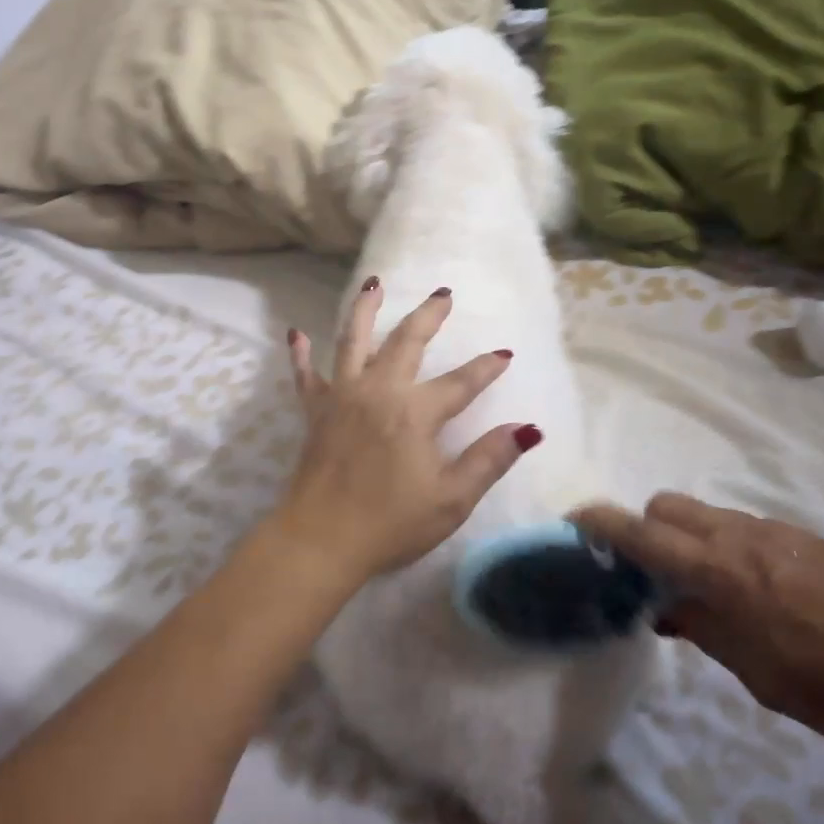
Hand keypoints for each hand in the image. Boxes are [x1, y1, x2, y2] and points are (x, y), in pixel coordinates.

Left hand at [273, 278, 540, 581]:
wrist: (322, 539)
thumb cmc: (392, 523)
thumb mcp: (452, 499)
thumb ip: (489, 459)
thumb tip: (527, 428)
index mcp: (416, 412)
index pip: (461, 382)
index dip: (485, 368)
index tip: (503, 354)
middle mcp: (378, 391)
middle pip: (406, 342)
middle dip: (428, 316)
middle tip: (444, 295)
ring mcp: (342, 397)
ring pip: (353, 341)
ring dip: (365, 310)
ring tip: (374, 284)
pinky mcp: (315, 412)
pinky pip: (306, 375)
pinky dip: (300, 354)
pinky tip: (296, 333)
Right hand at [572, 494, 823, 756]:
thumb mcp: (762, 676)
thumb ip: (707, 632)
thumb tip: (667, 610)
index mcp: (720, 570)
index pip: (641, 532)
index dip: (601, 523)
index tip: (572, 523)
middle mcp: (741, 537)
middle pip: (667, 507)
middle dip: (642, 529)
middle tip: (643, 577)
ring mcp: (778, 534)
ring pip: (706, 515)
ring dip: (684, 539)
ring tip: (696, 593)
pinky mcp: (808, 542)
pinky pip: (742, 529)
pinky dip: (722, 548)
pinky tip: (747, 596)